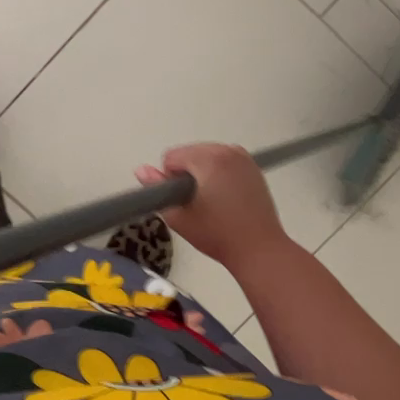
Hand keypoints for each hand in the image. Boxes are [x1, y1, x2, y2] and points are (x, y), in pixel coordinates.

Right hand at [136, 143, 290, 268]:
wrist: (259, 248)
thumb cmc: (217, 235)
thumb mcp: (179, 216)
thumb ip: (157, 188)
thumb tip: (141, 169)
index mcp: (208, 159)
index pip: (171, 157)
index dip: (169, 180)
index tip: (183, 201)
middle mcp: (227, 150)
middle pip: (190, 153)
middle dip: (187, 174)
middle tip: (197, 204)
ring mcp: (243, 157)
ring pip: (206, 156)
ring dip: (202, 173)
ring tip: (211, 202)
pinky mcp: (253, 167)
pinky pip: (224, 161)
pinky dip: (218, 173)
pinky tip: (225, 197)